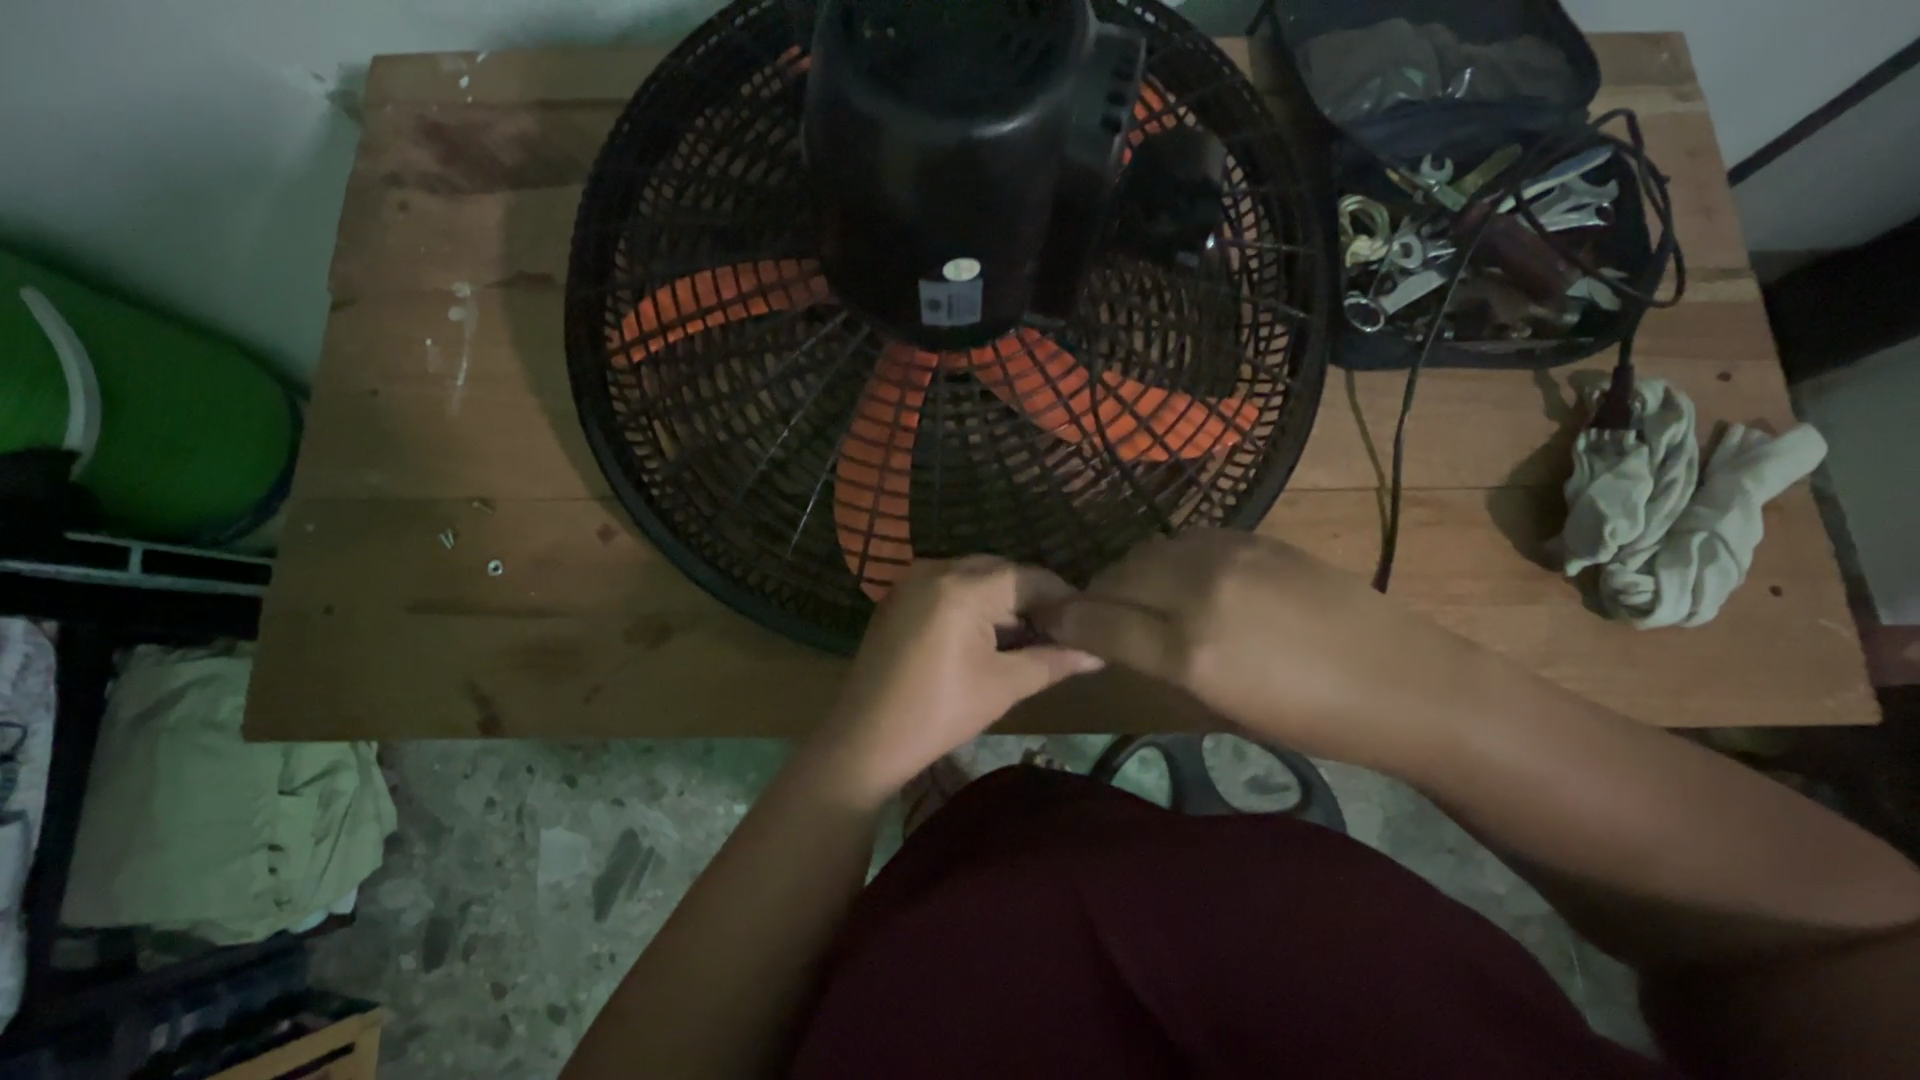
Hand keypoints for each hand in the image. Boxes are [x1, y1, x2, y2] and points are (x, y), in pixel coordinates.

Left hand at [809, 556, 1103, 803]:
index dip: (1063, 597)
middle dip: (1032, 598)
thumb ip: (1053, 661)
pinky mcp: (898, 598)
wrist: (865, 740)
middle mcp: (936, 570)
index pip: (1029, 577)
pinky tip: (989, 637)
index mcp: (963, 587)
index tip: (1087, 622)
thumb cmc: (939, 713)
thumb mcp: (1004, 686)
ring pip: (974, 577)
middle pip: (1001, 571)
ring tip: (1028, 638)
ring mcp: (911, 581)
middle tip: (1060, 632)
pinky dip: (974, 603)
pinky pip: (948, 587)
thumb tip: (1099, 653)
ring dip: (1003, 601)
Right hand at [1035, 530, 1487, 769]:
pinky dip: (1170, 559)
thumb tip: (1115, 638)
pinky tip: (1187, 581)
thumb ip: (1159, 664)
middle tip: (1097, 619)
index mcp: (1188, 650)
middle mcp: (1198, 590)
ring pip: (1149, 550)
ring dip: (1132, 574)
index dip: (1062, 620)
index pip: (1096, 622)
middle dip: (1095, 597)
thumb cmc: (1313, 721)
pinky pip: (1188, 540)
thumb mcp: (1221, 706)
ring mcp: (1230, 555)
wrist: (1404, 682)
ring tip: (1142, 599)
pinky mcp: (1256, 537)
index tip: (1045, 621)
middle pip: (1116, 576)